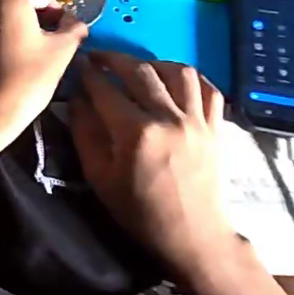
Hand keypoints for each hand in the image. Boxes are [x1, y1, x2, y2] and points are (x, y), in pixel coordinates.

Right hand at [70, 51, 236, 275]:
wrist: (193, 237)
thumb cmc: (140, 212)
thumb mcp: (100, 178)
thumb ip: (85, 134)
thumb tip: (77, 100)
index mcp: (136, 133)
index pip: (106, 90)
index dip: (88, 75)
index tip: (79, 66)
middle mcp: (169, 118)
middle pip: (140, 71)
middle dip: (115, 59)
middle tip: (99, 57)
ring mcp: (197, 120)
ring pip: (179, 71)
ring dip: (154, 63)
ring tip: (139, 68)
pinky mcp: (216, 126)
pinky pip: (209, 89)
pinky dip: (193, 78)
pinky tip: (176, 81)